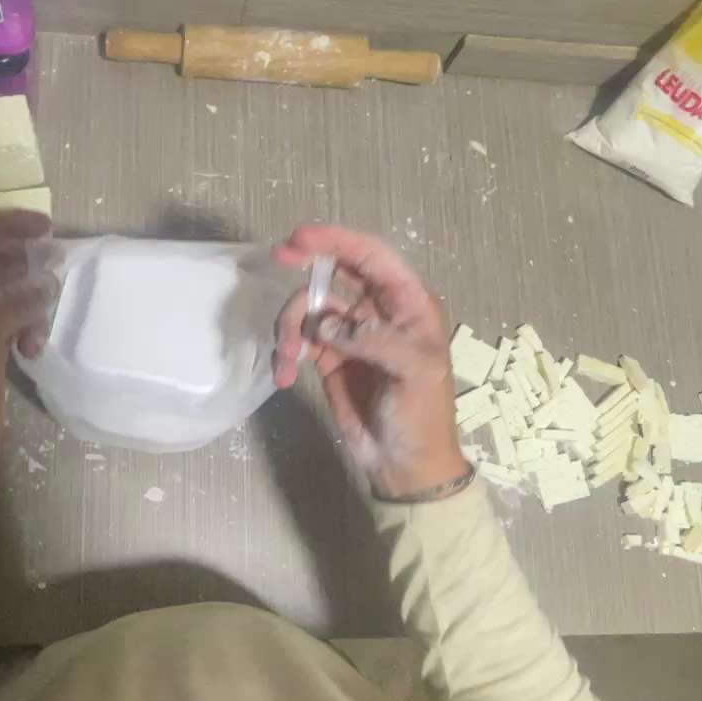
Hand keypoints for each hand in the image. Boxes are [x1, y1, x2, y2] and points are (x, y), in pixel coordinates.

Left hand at [0, 211, 60, 504]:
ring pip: (3, 291)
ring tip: (41, 326)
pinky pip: (8, 320)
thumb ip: (17, 299)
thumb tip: (51, 276)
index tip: (45, 227)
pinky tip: (33, 348)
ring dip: (28, 302)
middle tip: (59, 265)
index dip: (5, 223)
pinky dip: (25, 327)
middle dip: (23, 262)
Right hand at [270, 223, 468, 500]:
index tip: (301, 237)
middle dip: (309, 261)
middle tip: (279, 256)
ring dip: (291, 327)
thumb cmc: (422, 415)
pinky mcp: (327, 357)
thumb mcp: (416, 373)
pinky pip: (298, 338)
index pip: (373, 259)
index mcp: (409, 305)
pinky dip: (286, 352)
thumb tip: (328, 325)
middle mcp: (377, 311)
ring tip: (286, 359)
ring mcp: (349, 334)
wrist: (403, 463)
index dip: (338, 241)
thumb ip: (377, 340)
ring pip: (310, 307)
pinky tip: (284, 375)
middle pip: (338, 271)